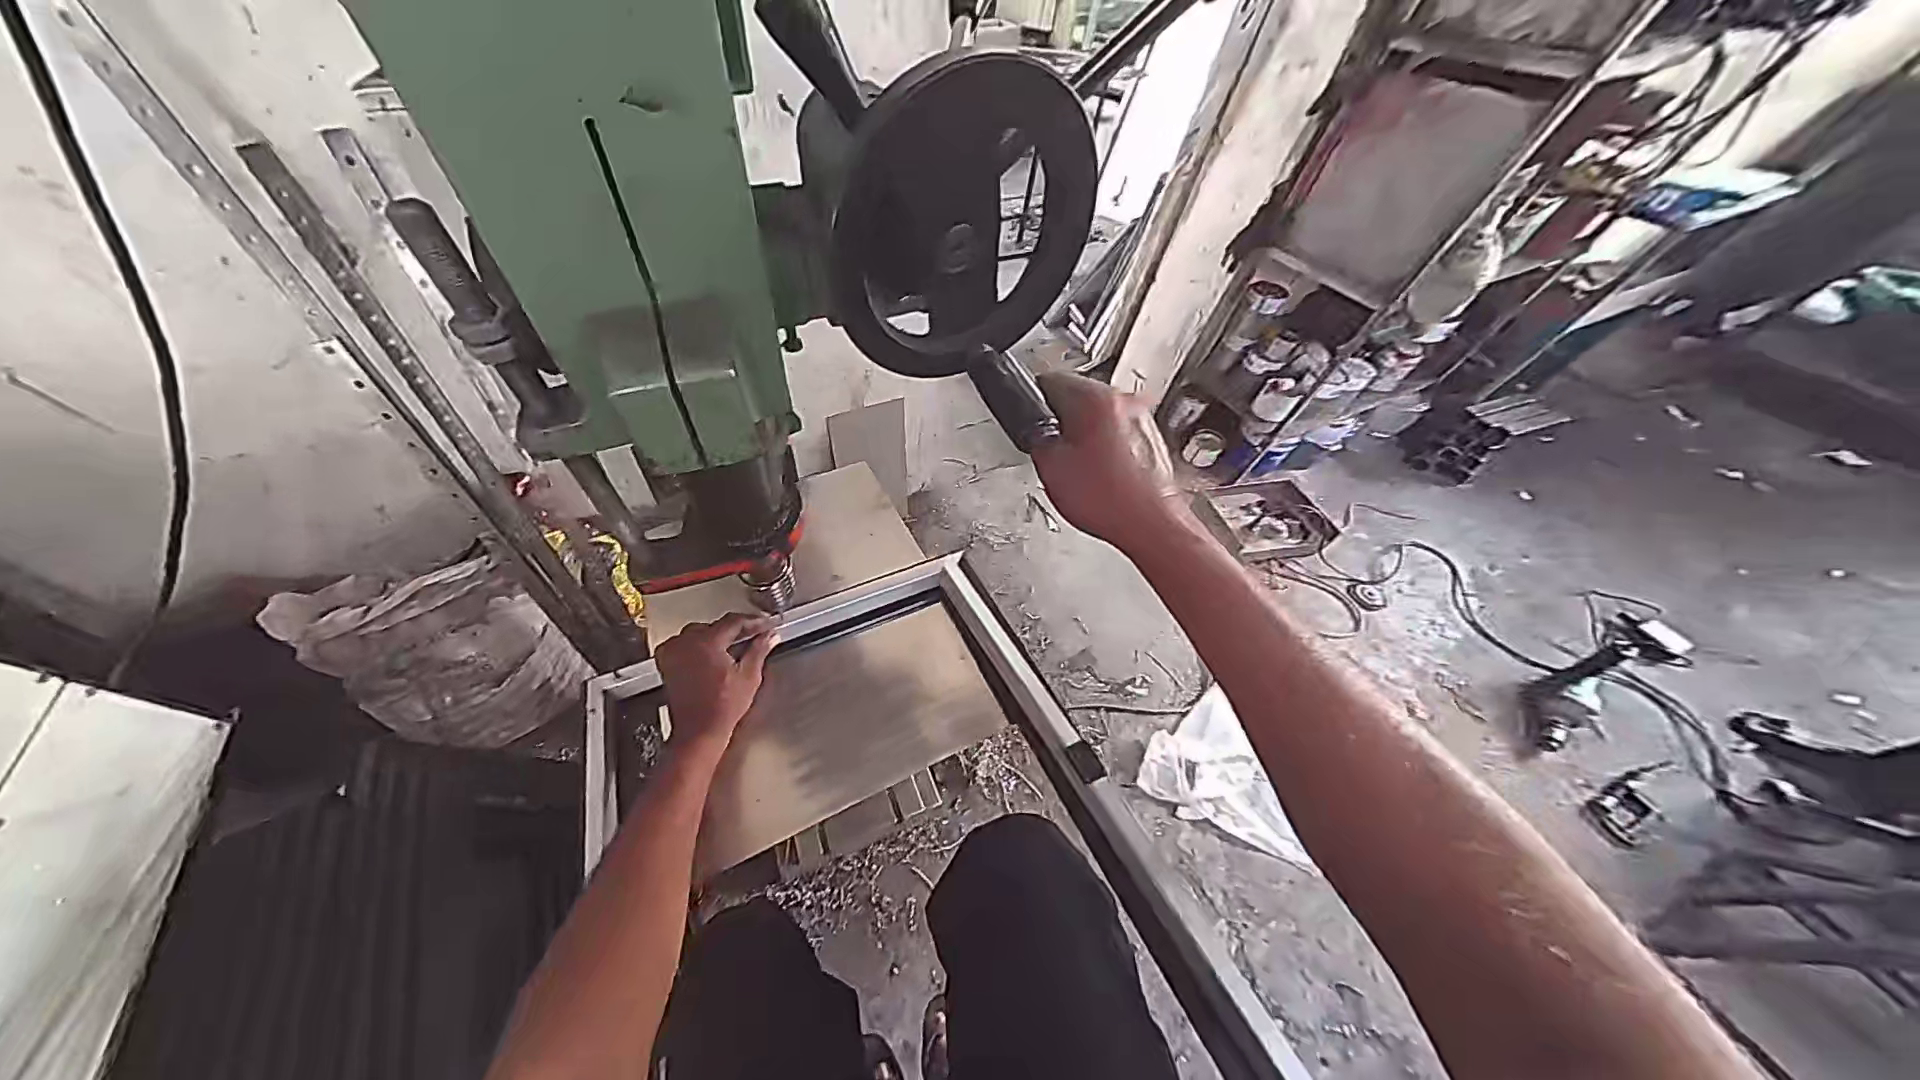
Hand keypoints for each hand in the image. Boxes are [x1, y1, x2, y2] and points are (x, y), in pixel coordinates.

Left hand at [654, 613, 777, 751]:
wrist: (699, 730)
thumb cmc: (720, 709)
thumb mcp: (749, 676)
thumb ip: (759, 649)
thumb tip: (769, 636)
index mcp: (706, 643)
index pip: (733, 621)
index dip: (753, 621)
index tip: (764, 624)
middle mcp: (685, 644)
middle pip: (716, 625)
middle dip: (737, 628)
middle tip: (755, 632)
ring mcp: (673, 653)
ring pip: (700, 632)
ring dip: (718, 635)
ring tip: (737, 643)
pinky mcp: (668, 663)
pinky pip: (685, 643)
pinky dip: (700, 644)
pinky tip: (714, 652)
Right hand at [1031, 372, 1192, 553]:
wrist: (1151, 525)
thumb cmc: (1110, 500)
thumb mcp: (1050, 467)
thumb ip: (1037, 436)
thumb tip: (1035, 426)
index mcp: (1096, 397)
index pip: (1051, 381)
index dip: (1033, 402)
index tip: (1030, 418)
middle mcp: (1124, 401)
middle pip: (1079, 397)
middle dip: (1062, 422)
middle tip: (1052, 452)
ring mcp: (1142, 420)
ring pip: (1100, 418)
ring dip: (1085, 437)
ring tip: (1078, 471)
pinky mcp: (1152, 441)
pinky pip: (1119, 436)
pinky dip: (1107, 451)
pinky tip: (1101, 478)